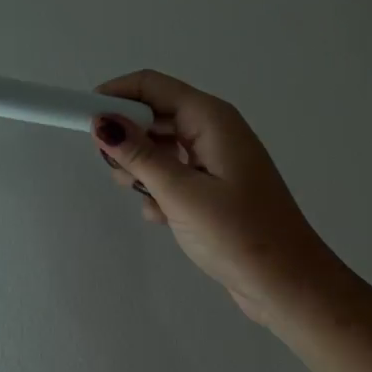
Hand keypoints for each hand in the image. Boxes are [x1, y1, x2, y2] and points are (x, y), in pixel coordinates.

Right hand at [92, 70, 343, 321]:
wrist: (290, 287)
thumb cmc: (238, 234)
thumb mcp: (179, 192)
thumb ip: (138, 155)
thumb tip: (102, 121)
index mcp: (211, 119)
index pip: (151, 84)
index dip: (114, 94)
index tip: (82, 118)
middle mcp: (214, 129)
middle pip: (154, 112)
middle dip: (127, 135)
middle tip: (113, 168)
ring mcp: (217, 158)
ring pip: (161, 144)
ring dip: (141, 165)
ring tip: (137, 193)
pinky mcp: (216, 185)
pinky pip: (174, 170)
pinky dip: (159, 186)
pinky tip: (160, 214)